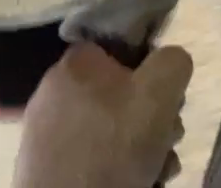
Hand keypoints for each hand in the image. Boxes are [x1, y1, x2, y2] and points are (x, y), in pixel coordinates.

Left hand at [12, 44, 193, 187]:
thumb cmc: (114, 147)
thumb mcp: (162, 89)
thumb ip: (174, 60)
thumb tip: (167, 66)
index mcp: (73, 67)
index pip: (117, 46)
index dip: (147, 62)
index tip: (164, 88)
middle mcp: (53, 97)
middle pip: (119, 89)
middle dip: (153, 111)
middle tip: (170, 132)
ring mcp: (46, 140)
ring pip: (112, 126)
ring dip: (144, 142)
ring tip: (161, 163)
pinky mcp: (47, 175)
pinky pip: (95, 156)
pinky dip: (120, 165)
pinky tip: (144, 180)